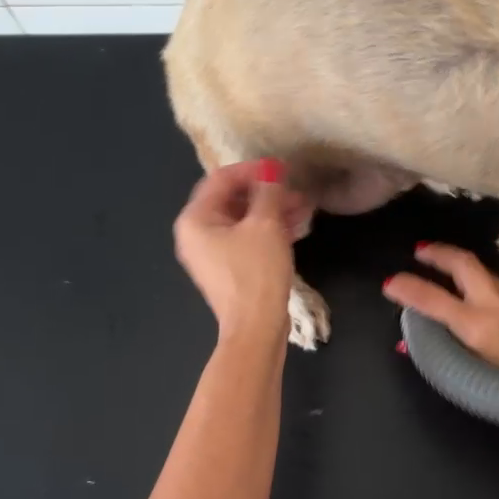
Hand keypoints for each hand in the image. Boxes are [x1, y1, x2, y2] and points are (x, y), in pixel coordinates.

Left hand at [174, 158, 312, 342]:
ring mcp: (212, 255)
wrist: (256, 329)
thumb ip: (269, 193)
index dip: (253, 170)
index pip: (221, 180)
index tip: (283, 169)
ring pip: (243, 222)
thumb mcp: (266, 226)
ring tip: (303, 209)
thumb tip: (272, 171)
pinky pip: (247, 241)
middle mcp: (196, 235)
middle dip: (266, 194)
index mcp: (195, 220)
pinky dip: (268, 232)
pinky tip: (295, 228)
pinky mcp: (229, 271)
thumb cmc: (256, 274)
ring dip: (272, 213)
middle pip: (232, 201)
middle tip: (297, 191)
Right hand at [382, 243, 498, 387]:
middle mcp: (497, 307)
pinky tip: (466, 289)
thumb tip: (409, 341)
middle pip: (465, 265)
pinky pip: (493, 285)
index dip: (408, 289)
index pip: (434, 299)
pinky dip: (473, 279)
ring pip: (482, 272)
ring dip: (458, 264)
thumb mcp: (463, 378)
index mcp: (478, 326)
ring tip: (439, 264)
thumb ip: (437, 352)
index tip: (389, 283)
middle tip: (419, 251)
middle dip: (439, 253)